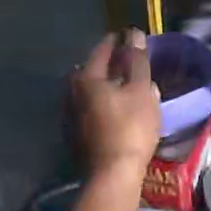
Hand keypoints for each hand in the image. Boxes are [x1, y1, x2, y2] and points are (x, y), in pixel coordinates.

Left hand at [71, 29, 159, 176]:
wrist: (112, 175)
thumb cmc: (130, 129)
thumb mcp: (141, 91)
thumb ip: (137, 61)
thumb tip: (134, 35)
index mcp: (86, 77)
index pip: (103, 49)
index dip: (119, 41)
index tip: (131, 37)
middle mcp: (70, 93)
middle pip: (91, 71)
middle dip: (109, 65)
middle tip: (127, 63)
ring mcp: (69, 117)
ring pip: (88, 93)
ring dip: (104, 88)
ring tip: (123, 88)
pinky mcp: (73, 137)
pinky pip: (88, 112)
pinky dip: (100, 107)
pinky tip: (113, 112)